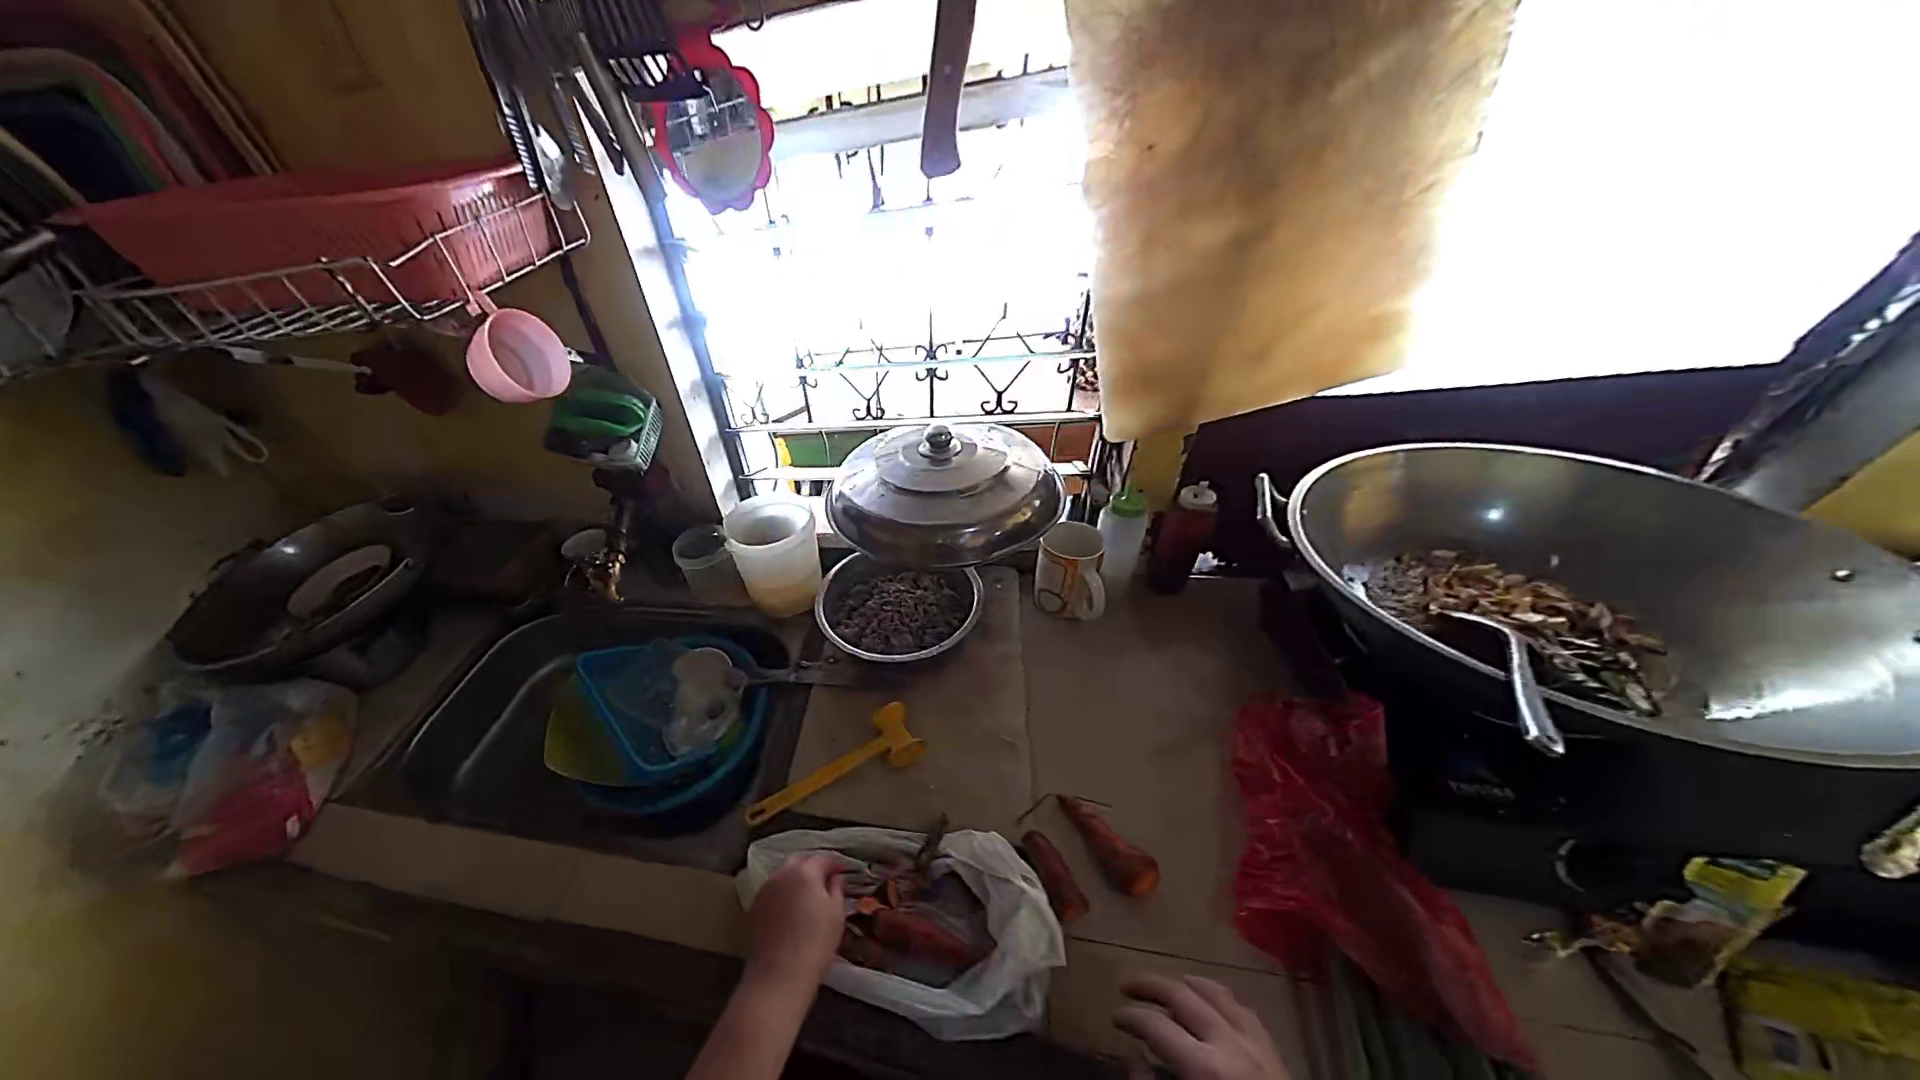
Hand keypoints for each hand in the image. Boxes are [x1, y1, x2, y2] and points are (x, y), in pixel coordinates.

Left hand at [747, 854, 845, 986]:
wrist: (778, 976)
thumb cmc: (815, 943)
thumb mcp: (836, 914)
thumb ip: (837, 889)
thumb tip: (835, 878)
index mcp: (805, 872)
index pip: (823, 860)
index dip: (835, 866)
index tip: (843, 874)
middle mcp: (782, 874)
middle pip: (799, 862)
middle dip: (812, 868)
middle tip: (824, 884)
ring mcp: (765, 890)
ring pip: (783, 875)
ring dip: (795, 880)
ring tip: (806, 898)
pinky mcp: (754, 907)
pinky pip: (772, 891)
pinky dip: (782, 894)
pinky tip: (790, 911)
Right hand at [1113, 975, 1290, 1079]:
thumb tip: (1134, 1061)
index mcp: (1206, 1070)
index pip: (1157, 1027)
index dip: (1130, 1017)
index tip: (1114, 1017)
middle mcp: (1230, 1045)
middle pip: (1182, 996)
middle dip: (1149, 985)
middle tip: (1126, 985)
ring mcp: (1256, 1046)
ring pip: (1214, 992)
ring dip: (1183, 983)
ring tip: (1163, 985)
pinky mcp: (1274, 1053)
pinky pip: (1242, 1009)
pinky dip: (1218, 995)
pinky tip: (1207, 996)